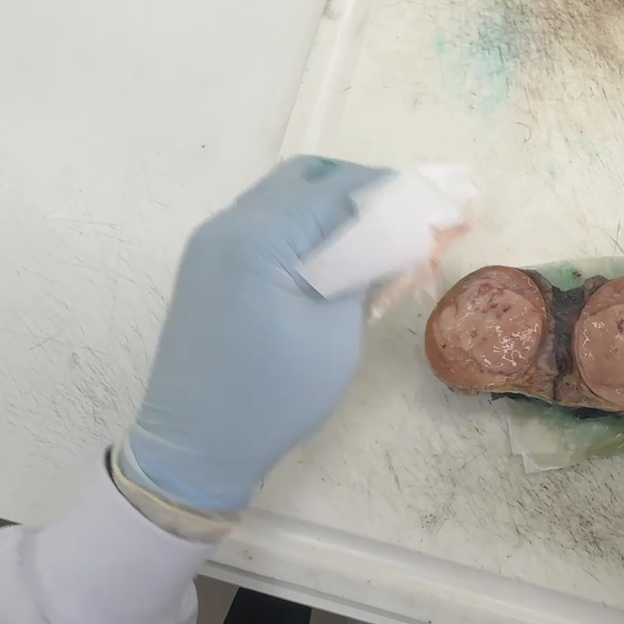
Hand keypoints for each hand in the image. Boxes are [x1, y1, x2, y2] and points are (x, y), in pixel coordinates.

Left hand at [123, 157, 387, 513]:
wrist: (194, 445)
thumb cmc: (272, 396)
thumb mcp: (334, 333)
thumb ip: (363, 270)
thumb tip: (395, 234)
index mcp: (258, 237)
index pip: (335, 188)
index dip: (388, 192)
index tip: (430, 204)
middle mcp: (228, 225)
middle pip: (303, 178)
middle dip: (357, 188)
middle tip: (400, 218)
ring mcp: (212, 242)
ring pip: (282, 196)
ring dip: (328, 204)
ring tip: (372, 236)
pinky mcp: (209, 263)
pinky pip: (263, 222)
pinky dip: (301, 225)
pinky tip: (332, 254)